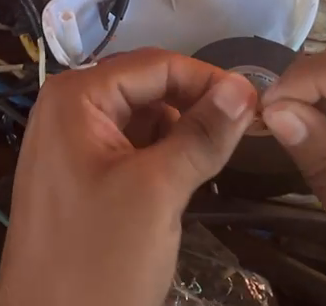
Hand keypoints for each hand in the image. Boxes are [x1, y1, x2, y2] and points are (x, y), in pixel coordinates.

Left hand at [0, 49, 257, 305]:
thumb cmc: (97, 260)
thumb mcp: (157, 193)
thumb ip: (201, 135)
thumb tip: (245, 87)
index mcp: (76, 95)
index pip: (154, 64)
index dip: (207, 79)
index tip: (257, 103)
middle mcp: (68, 107)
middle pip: (146, 87)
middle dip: (193, 105)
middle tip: (245, 132)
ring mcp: (70, 142)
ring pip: (141, 118)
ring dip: (179, 133)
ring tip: (216, 158)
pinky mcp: (79, 176)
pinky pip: (128, 147)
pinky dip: (160, 156)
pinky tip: (184, 179)